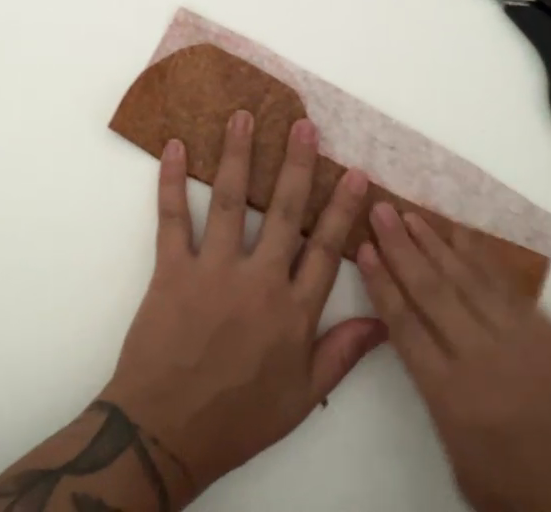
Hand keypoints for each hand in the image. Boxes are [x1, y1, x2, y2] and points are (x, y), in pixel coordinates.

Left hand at [101, 111, 384, 502]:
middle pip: (283, 212)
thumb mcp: (301, 397)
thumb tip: (383, 321)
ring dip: (237, 155)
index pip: (327, 249)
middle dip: (296, 165)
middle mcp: (258, 281)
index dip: (343, 210)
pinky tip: (173, 147)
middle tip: (303, 125)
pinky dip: (171, 181)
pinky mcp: (171, 271)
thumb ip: (342, 353)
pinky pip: (171, 218)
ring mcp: (212, 271)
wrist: (167, 433)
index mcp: (293, 312)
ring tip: (243, 116)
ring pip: (229, 201)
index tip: (355, 173)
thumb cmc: (238, 419)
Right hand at [358, 205, 550, 511]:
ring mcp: (522, 341)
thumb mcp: (468, 472)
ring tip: (411, 213)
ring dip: (436, 243)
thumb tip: (433, 368)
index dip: (382, 284)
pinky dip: (481, 258)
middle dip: (401, 248)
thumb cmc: (536, 498)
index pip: (405, 326)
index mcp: (454, 399)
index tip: (363, 250)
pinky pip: (507, 287)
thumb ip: (443, 413)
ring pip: (468, 280)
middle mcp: (482, 359)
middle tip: (380, 209)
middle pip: (431, 291)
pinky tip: (463, 237)